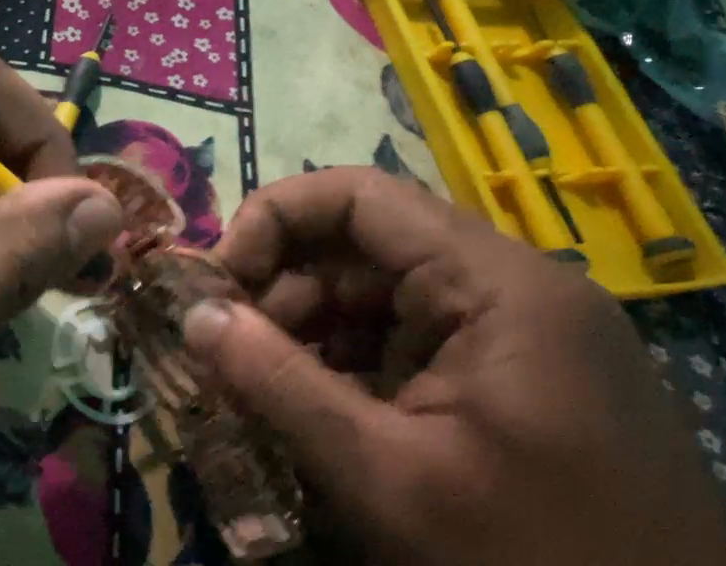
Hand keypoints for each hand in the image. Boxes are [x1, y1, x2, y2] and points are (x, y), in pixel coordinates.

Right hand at [182, 167, 725, 565]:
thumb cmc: (533, 560)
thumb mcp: (388, 476)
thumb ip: (278, 384)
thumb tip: (192, 313)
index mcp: (499, 284)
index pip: (359, 197)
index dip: (274, 220)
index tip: (217, 281)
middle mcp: (514, 290)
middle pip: (365, 247)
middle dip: (283, 289)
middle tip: (224, 347)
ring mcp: (521, 337)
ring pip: (381, 297)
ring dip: (309, 331)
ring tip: (257, 386)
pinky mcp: (519, 380)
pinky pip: (411, 343)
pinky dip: (350, 364)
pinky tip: (313, 410)